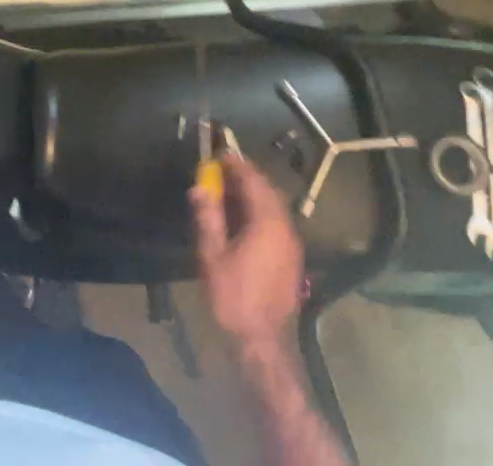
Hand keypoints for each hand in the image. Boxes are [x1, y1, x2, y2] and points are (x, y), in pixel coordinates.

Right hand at [191, 154, 304, 344]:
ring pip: (274, 206)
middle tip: (221, 167)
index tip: (219, 152)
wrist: (263, 341)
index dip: (236, 164)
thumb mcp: (212, 256)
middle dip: (246, 176)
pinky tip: (242, 216)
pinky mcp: (291, 257)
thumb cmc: (234, 297)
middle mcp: (285, 227)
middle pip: (267, 191)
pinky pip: (277, 220)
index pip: (253, 182)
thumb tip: (200, 186)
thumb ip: (208, 218)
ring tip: (228, 188)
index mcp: (267, 223)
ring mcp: (292, 243)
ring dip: (253, 192)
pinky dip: (260, 209)